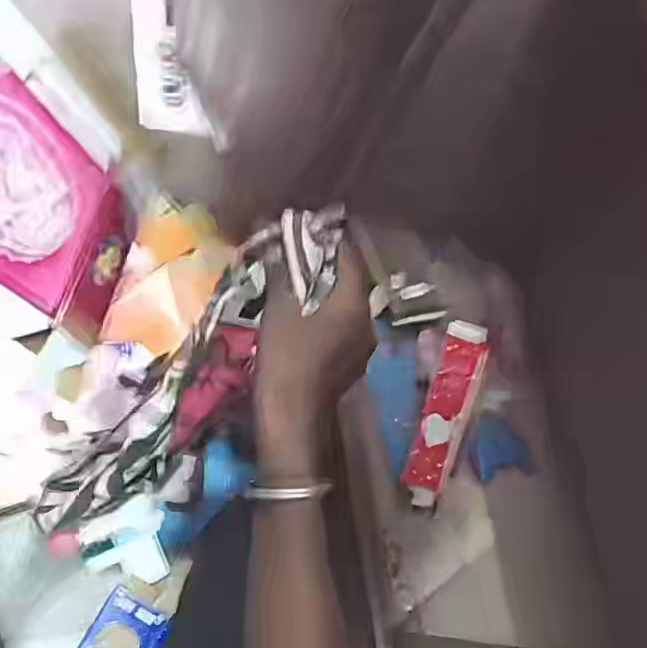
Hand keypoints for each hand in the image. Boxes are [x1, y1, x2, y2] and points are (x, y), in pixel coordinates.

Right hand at [253, 252, 375, 480]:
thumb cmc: (285, 356)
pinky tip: (305, 327)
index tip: (307, 233)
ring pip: (345, 312)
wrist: (290, 414)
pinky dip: (326, 322)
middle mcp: (367, 324)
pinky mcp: (351, 369)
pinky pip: (341, 334)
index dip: (328, 242)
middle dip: (326, 272)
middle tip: (299, 264)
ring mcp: (362, 350)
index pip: (348, 258)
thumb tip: (280, 242)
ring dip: (326, 299)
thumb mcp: (279, 307)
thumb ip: (284, 270)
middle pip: (350, 285)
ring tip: (299, 295)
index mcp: (355, 304)